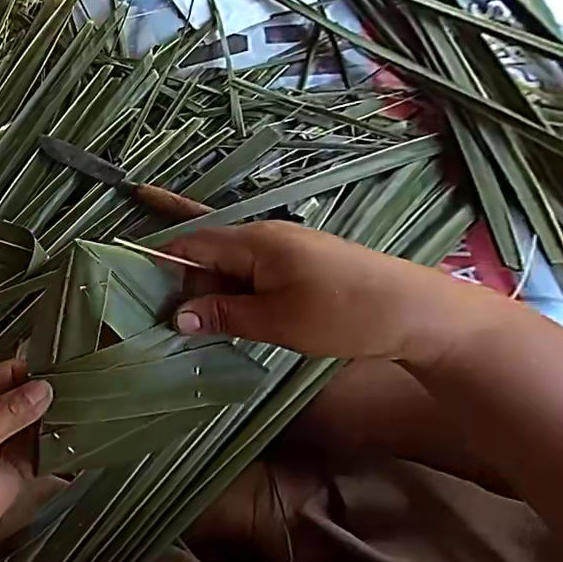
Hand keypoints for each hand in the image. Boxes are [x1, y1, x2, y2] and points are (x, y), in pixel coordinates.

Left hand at [0, 360, 52, 559]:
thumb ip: (9, 410)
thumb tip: (41, 389)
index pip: (3, 374)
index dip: (27, 371)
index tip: (55, 368)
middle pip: (22, 397)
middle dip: (43, 395)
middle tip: (72, 390)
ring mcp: (2, 443)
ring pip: (34, 423)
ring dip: (51, 419)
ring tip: (77, 412)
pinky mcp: (16, 468)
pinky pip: (41, 451)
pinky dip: (54, 446)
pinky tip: (69, 439)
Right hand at [161, 221, 509, 363]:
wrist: (421, 313)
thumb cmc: (343, 313)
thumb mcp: (276, 321)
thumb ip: (222, 315)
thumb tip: (176, 316)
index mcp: (254, 241)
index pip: (191, 243)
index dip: (163, 263)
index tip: (142, 291)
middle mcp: (265, 235)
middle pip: (209, 253)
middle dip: (188, 283)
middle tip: (177, 321)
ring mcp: (286, 247)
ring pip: (232, 265)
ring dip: (214, 291)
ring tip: (205, 326)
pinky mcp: (302, 262)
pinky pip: (254, 272)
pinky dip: (239, 292)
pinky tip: (239, 318)